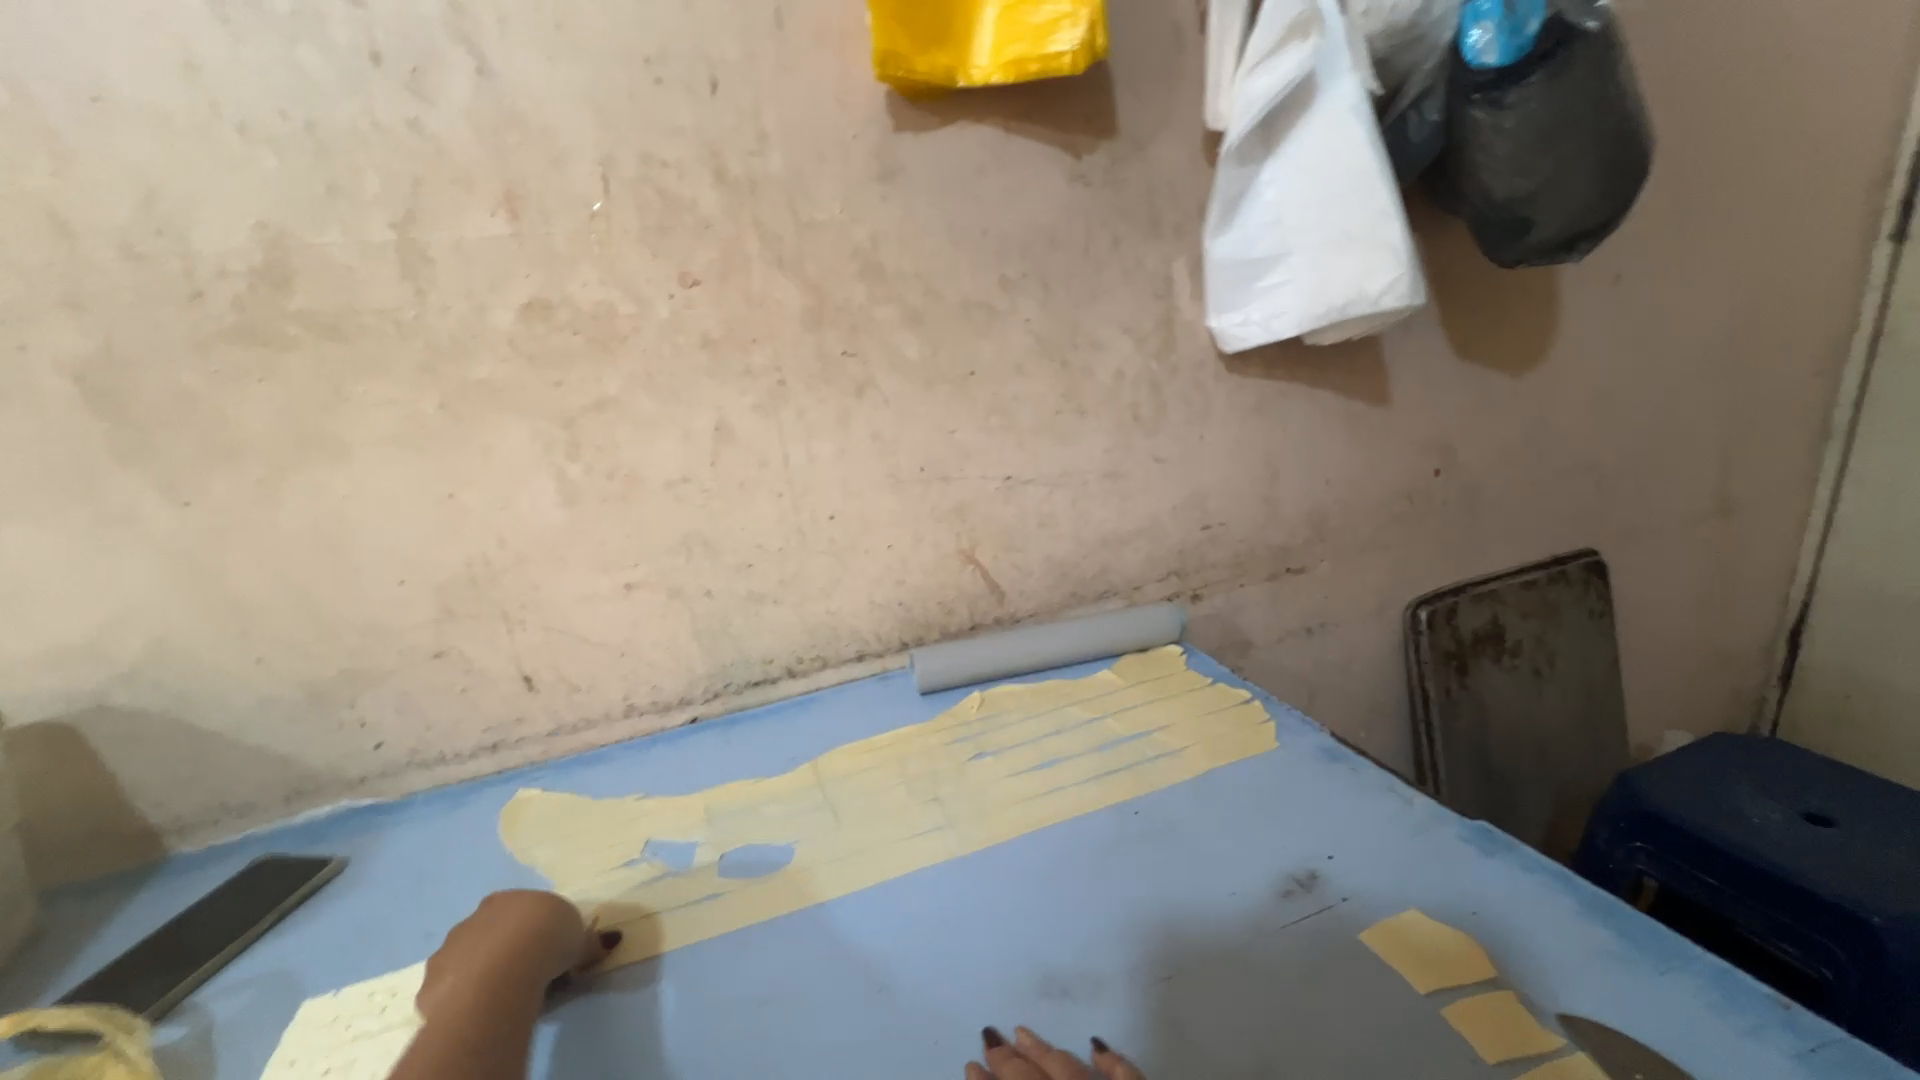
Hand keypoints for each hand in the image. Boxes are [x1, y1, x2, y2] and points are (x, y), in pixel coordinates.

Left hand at [415, 890, 620, 1018]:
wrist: (504, 970)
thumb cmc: (546, 942)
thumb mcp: (579, 941)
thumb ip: (590, 943)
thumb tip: (613, 939)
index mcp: (511, 900)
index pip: (524, 913)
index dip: (536, 933)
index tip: (549, 954)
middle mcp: (478, 916)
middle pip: (493, 932)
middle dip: (506, 950)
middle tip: (527, 975)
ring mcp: (452, 946)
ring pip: (468, 959)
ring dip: (482, 973)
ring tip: (502, 995)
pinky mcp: (434, 979)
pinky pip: (450, 987)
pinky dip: (463, 996)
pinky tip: (480, 1008)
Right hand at [966, 1026, 1144, 1079]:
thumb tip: (985, 1077)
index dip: (988, 1076)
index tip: (972, 1062)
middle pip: (1034, 1074)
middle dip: (1009, 1057)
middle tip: (991, 1036)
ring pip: (1070, 1066)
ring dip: (1045, 1050)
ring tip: (1025, 1031)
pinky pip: (1126, 1074)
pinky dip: (1111, 1060)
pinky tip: (1097, 1045)